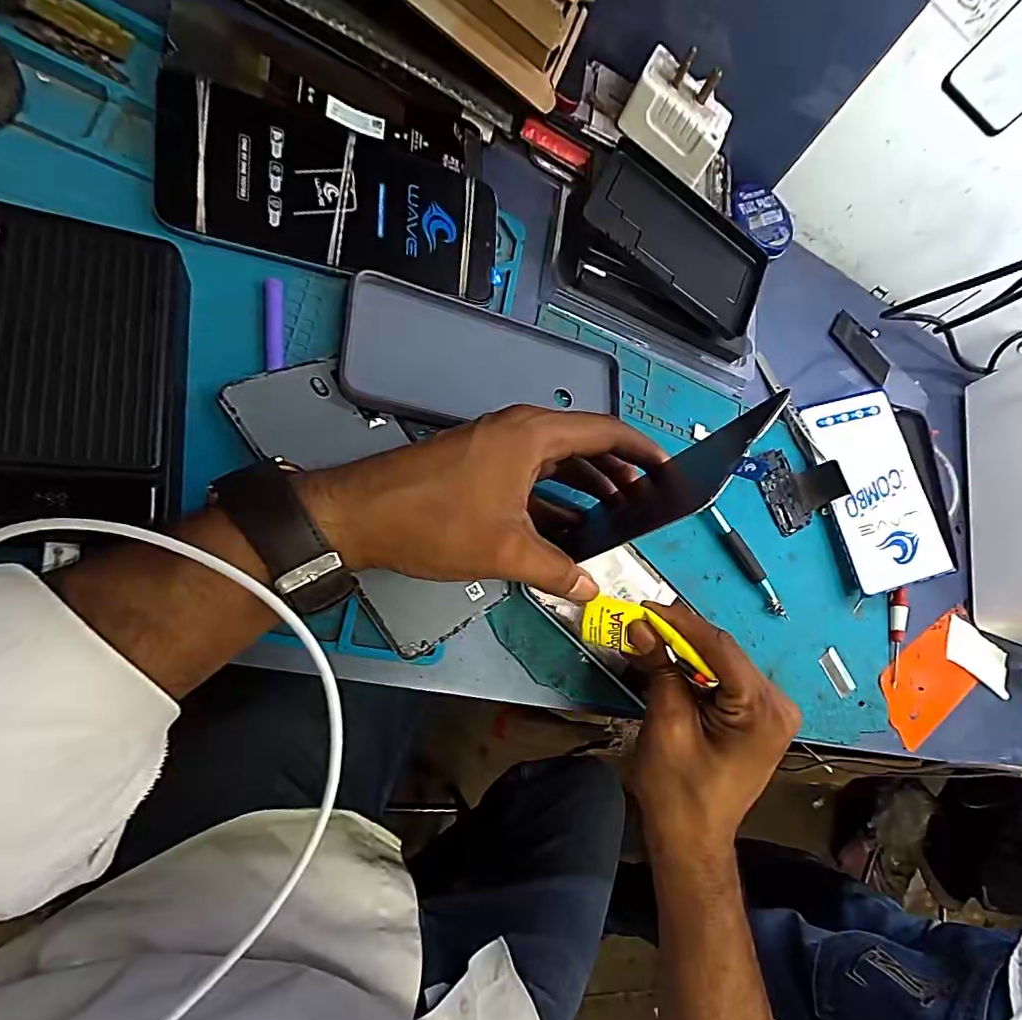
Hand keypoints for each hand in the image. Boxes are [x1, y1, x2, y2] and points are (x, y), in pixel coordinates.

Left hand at [294, 406, 665, 599]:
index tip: (663, 466)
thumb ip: (556, 570)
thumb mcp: (505, 550)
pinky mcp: (481, 464)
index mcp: (532, 435)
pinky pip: (533, 473)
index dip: (640, 449)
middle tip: (642, 498)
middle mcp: (517, 431)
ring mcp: (497, 445)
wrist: (358, 516)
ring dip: (586, 484)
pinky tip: (567, 524)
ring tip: (612, 512)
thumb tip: (588, 587)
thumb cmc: (428, 520)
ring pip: (558, 459)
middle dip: (617, 471)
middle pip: (584, 443)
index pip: (605, 430)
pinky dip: (555, 495)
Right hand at [624, 603, 800, 854]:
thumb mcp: (666, 724)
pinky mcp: (760, 717)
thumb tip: (643, 626)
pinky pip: (728, 680)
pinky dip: (700, 670)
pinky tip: (674, 662)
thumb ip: (661, 669)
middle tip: (645, 622)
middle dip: (684, 636)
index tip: (648, 608)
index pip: (721, 648)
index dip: (681, 623)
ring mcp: (774, 712)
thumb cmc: (679, 793)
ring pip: (726, 663)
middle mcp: (779, 705)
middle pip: (726, 653)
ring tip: (653, 638)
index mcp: (763, 710)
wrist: (692, 841)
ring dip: (690, 652)